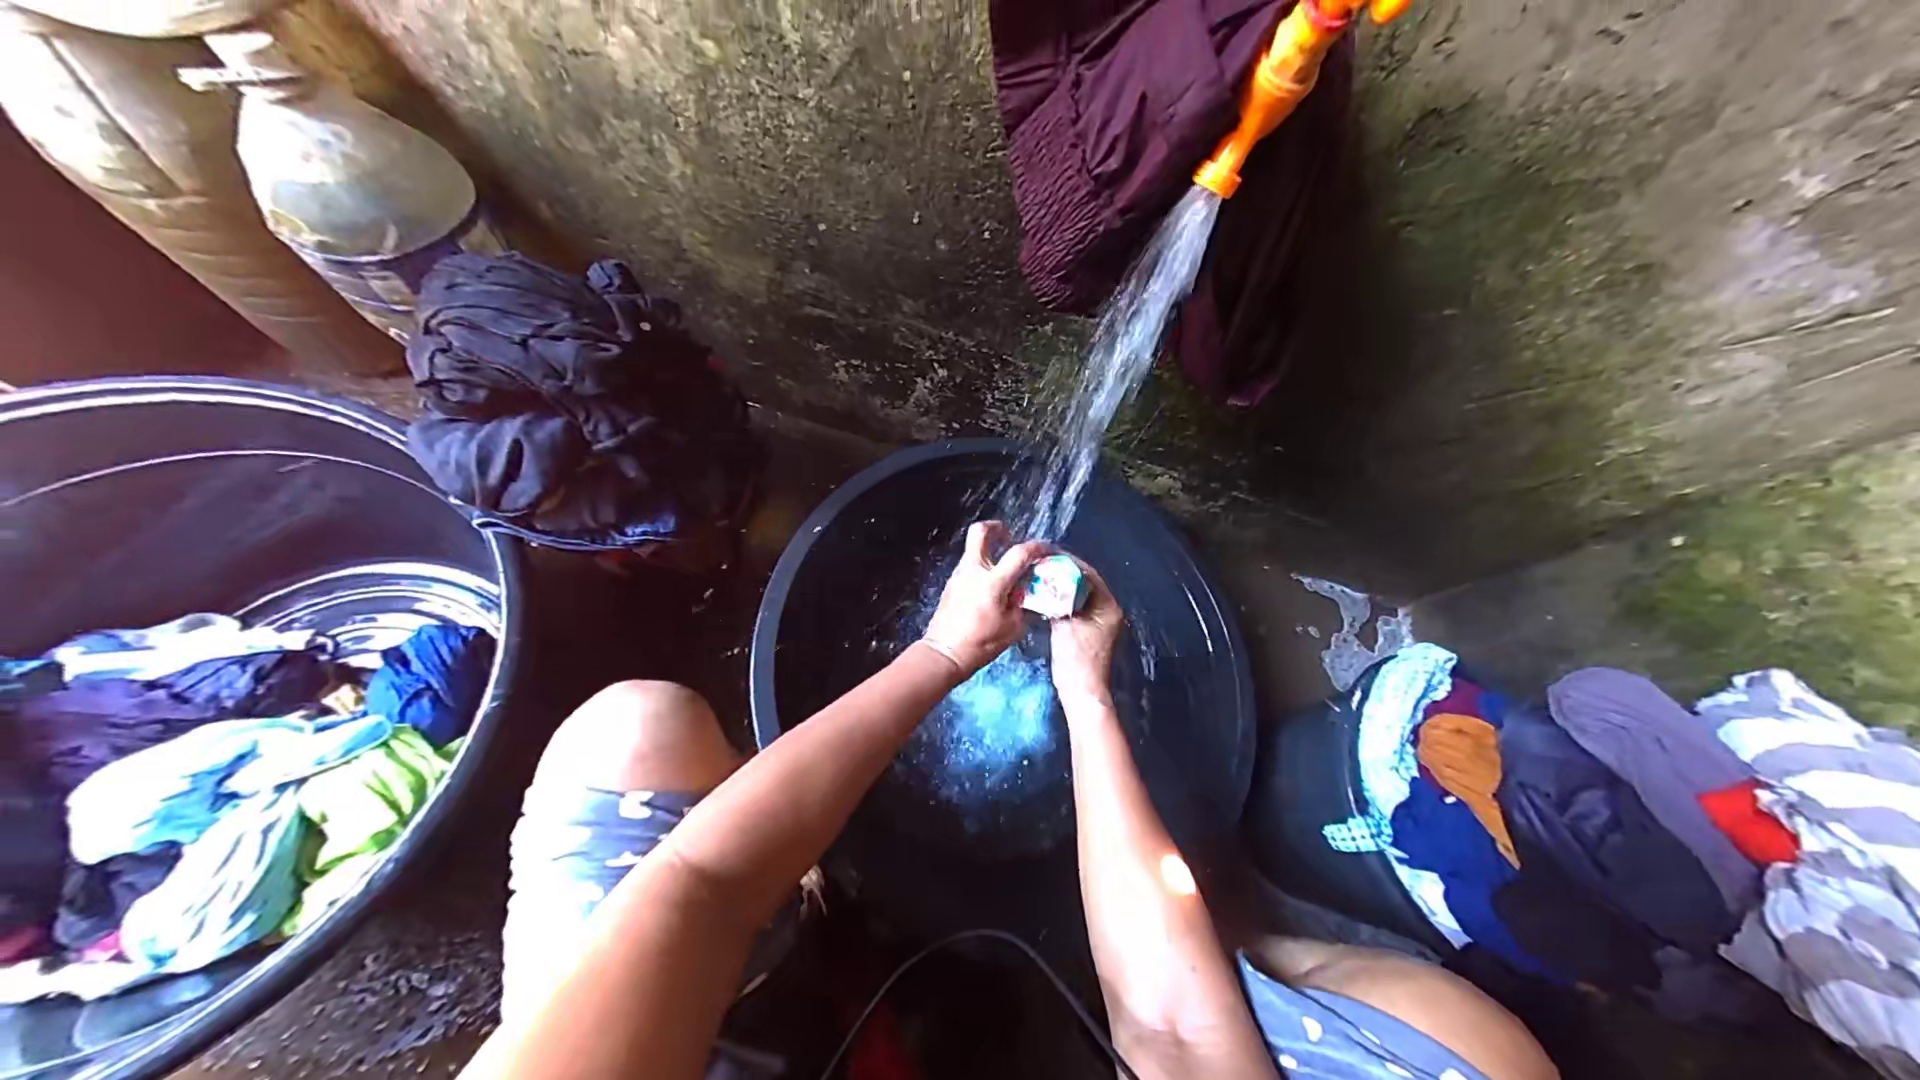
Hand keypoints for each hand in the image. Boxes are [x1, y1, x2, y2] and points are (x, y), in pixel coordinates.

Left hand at [920, 521, 1051, 674]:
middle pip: (980, 532)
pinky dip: (982, 568)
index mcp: (993, 581)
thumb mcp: (1014, 627)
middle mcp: (973, 570)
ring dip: (990, 551)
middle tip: (1008, 537)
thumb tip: (1032, 589)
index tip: (1047, 550)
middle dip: (997, 528)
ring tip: (1004, 570)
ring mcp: (959, 575)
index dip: (1037, 548)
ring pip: (974, 549)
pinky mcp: (952, 584)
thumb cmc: (982, 643)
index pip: (1019, 553)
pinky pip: (969, 566)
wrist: (945, 653)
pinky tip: (990, 587)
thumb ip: (1025, 602)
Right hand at [1048, 557, 1124, 710]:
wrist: (1082, 691)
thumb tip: (1049, 582)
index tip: (1048, 556)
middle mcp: (1109, 610)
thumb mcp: (1065, 624)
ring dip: (1063, 587)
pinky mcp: (1092, 631)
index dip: (1068, 562)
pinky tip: (1047, 598)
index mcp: (1108, 606)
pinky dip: (1064, 601)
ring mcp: (1101, 621)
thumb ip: (1060, 600)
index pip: (1088, 574)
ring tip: (1042, 578)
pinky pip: (1077, 607)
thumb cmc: (1076, 659)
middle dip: (1064, 573)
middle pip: (1085, 583)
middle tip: (1042, 566)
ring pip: (1080, 595)